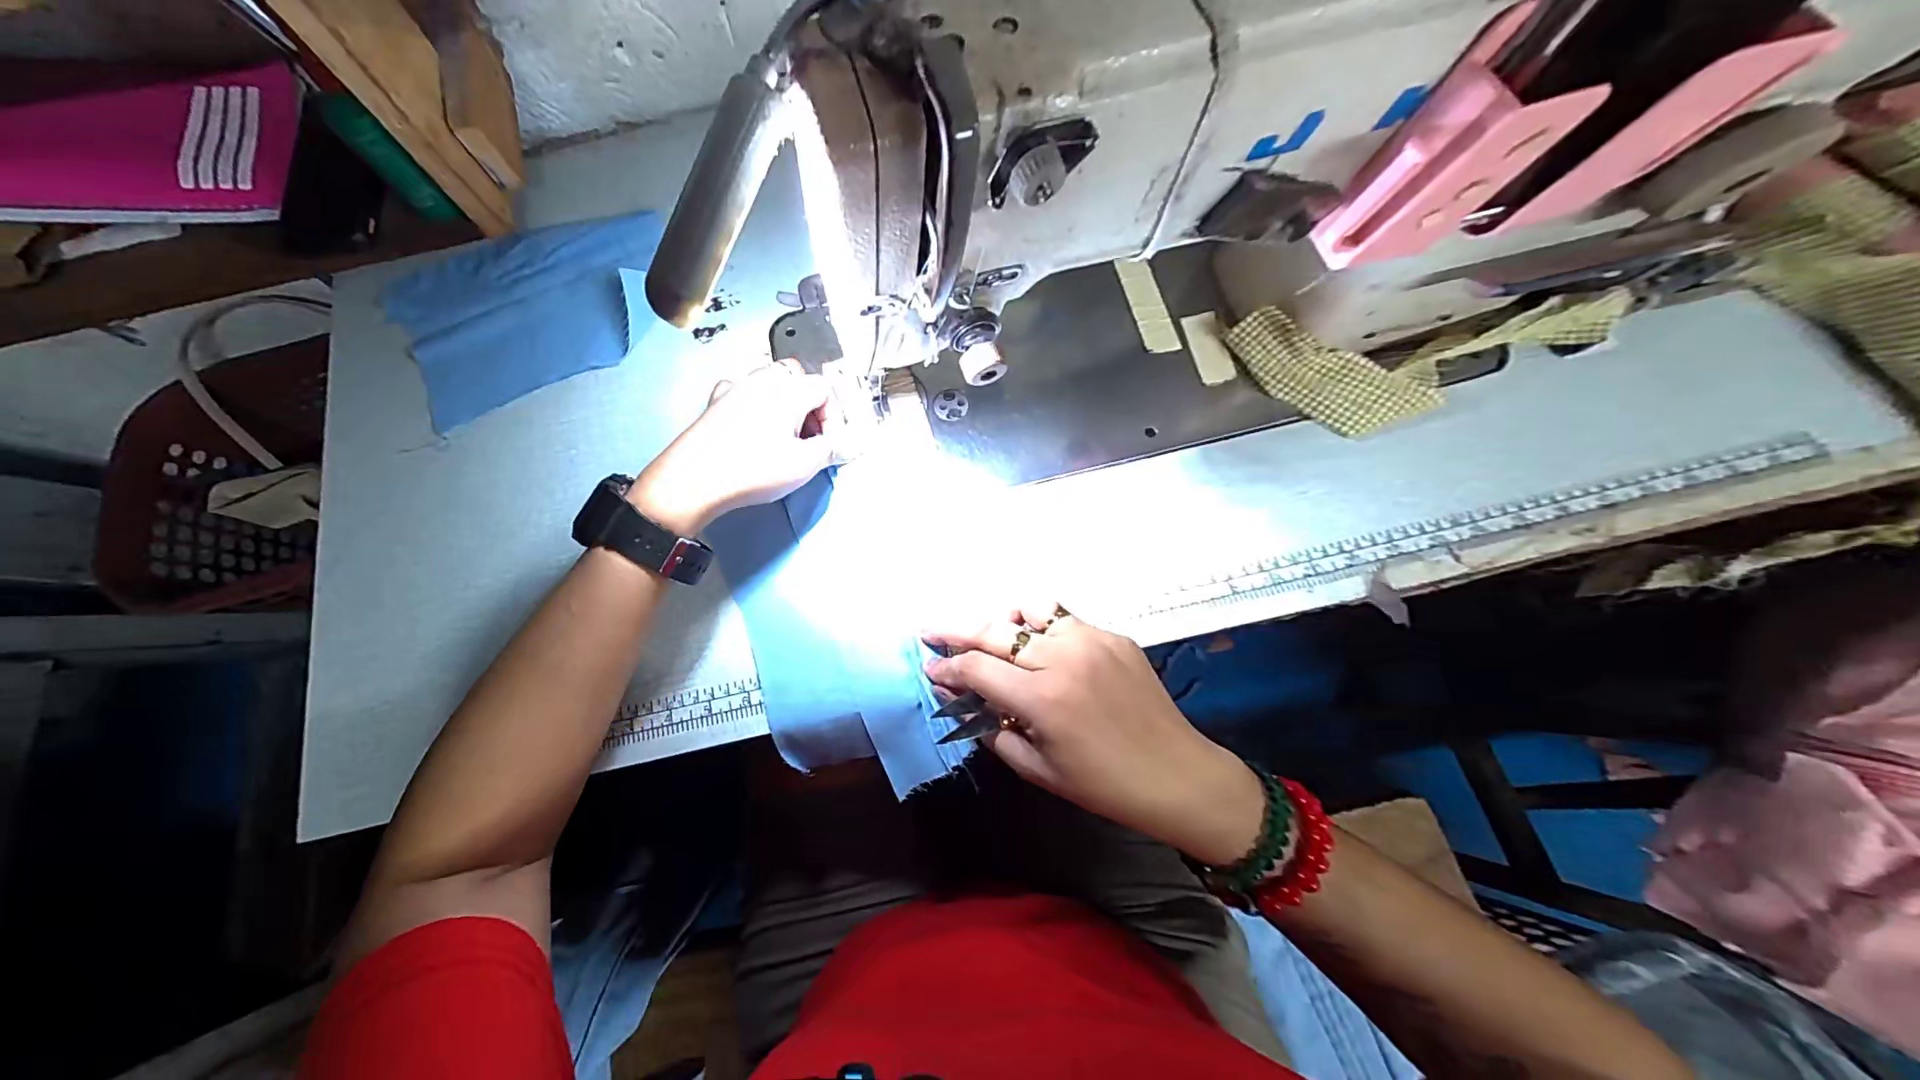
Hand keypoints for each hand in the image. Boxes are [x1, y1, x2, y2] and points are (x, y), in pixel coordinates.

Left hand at [629, 362, 843, 534]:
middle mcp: (762, 380)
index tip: (829, 443)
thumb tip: (849, 446)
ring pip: (770, 381)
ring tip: (786, 435)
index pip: (825, 389)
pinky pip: (744, 392)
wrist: (695, 479)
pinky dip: (756, 405)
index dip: (834, 417)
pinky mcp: (716, 403)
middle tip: (811, 437)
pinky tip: (755, 427)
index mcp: (789, 390)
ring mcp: (736, 388)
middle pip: (798, 378)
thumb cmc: (751, 469)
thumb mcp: (803, 465)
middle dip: (810, 406)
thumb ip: (832, 450)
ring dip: (785, 403)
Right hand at [923, 607, 1266, 866]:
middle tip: (934, 634)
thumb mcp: (1035, 767)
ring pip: (1031, 611)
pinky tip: (1041, 649)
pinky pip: (1066, 620)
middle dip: (957, 632)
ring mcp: (1093, 640)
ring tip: (993, 637)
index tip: (929, 668)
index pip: (976, 668)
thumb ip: (990, 727)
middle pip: (995, 630)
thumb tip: (958, 697)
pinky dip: (1043, 629)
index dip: (946, 668)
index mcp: (1043, 698)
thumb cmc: (1101, 784)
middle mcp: (1065, 658)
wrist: (1176, 774)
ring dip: (1004, 622)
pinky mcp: (1115, 636)